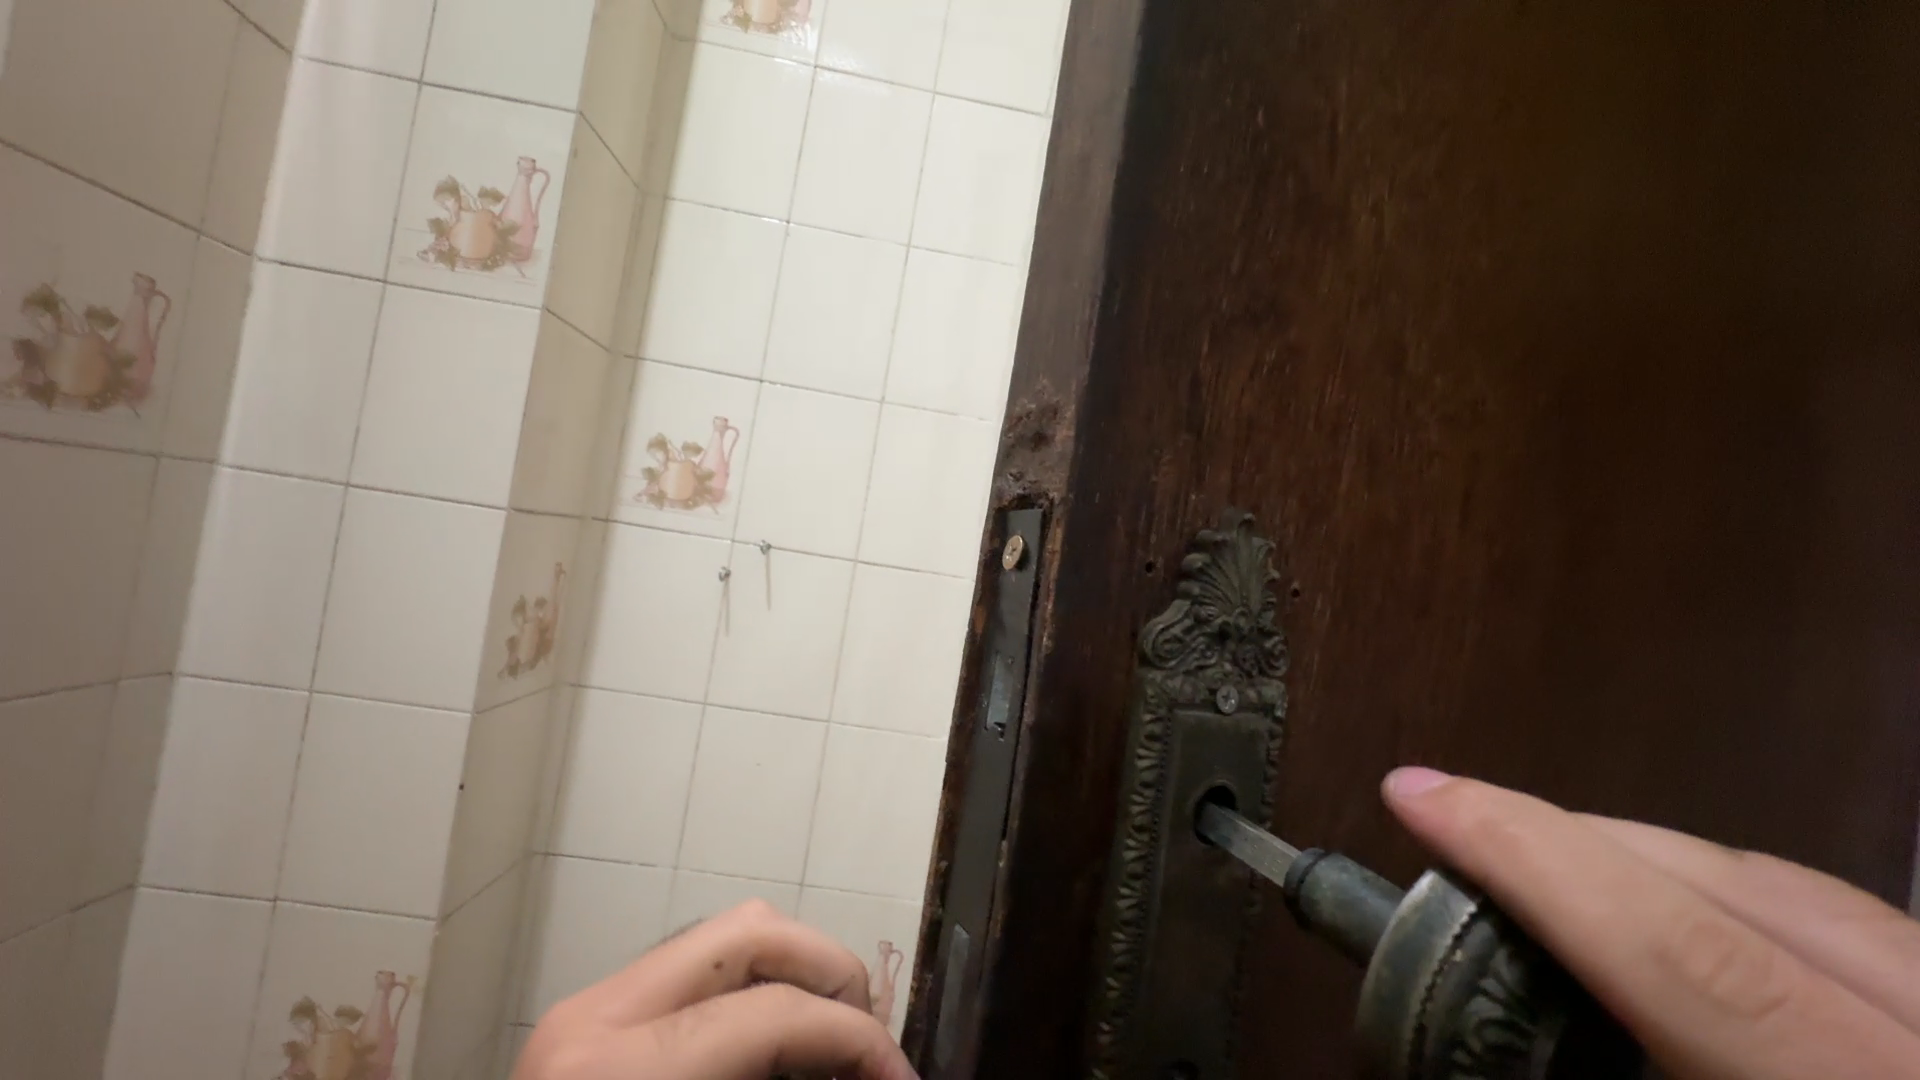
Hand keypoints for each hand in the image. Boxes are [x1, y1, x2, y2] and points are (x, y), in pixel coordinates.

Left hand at [512, 900, 917, 1079]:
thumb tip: (879, 1073)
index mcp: (621, 1071)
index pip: (774, 1013)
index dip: (858, 1040)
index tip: (902, 1077)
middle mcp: (598, 1014)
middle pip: (755, 930)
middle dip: (832, 976)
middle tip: (866, 1043)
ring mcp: (591, 1006)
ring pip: (728, 931)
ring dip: (797, 972)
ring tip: (828, 1035)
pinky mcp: (594, 1016)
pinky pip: (700, 967)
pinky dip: (757, 988)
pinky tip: (777, 1039)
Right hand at [1381, 768, 1919, 1079]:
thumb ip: (1598, 1077)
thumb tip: (1473, 1041)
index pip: (1693, 958)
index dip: (1531, 855)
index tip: (1413, 790)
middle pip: (1749, 892)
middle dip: (1574, 837)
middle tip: (1458, 823)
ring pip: (1804, 887)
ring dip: (1646, 857)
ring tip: (1547, 859)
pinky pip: (1853, 922)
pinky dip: (1735, 896)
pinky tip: (1678, 913)